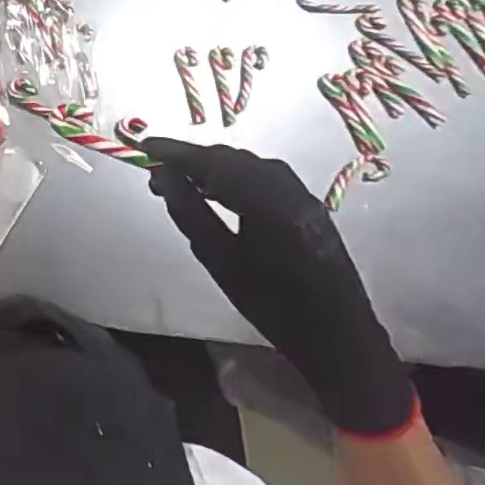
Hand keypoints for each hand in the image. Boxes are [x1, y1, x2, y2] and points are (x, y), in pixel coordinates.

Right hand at [141, 139, 414, 436]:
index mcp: (269, 204)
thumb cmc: (273, 306)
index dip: (176, 152)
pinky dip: (235, 176)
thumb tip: (163, 176)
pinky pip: (264, 177)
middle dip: (192, 159)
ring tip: (182, 181)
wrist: (338, 337)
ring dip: (213, 167)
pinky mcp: (309, 205)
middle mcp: (290, 190)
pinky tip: (217, 190)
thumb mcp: (219, 261)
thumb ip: (189, 212)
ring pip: (249, 165)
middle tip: (157, 173)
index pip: (214, 163)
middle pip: (233, 159)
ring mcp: (304, 196)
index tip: (145, 147)